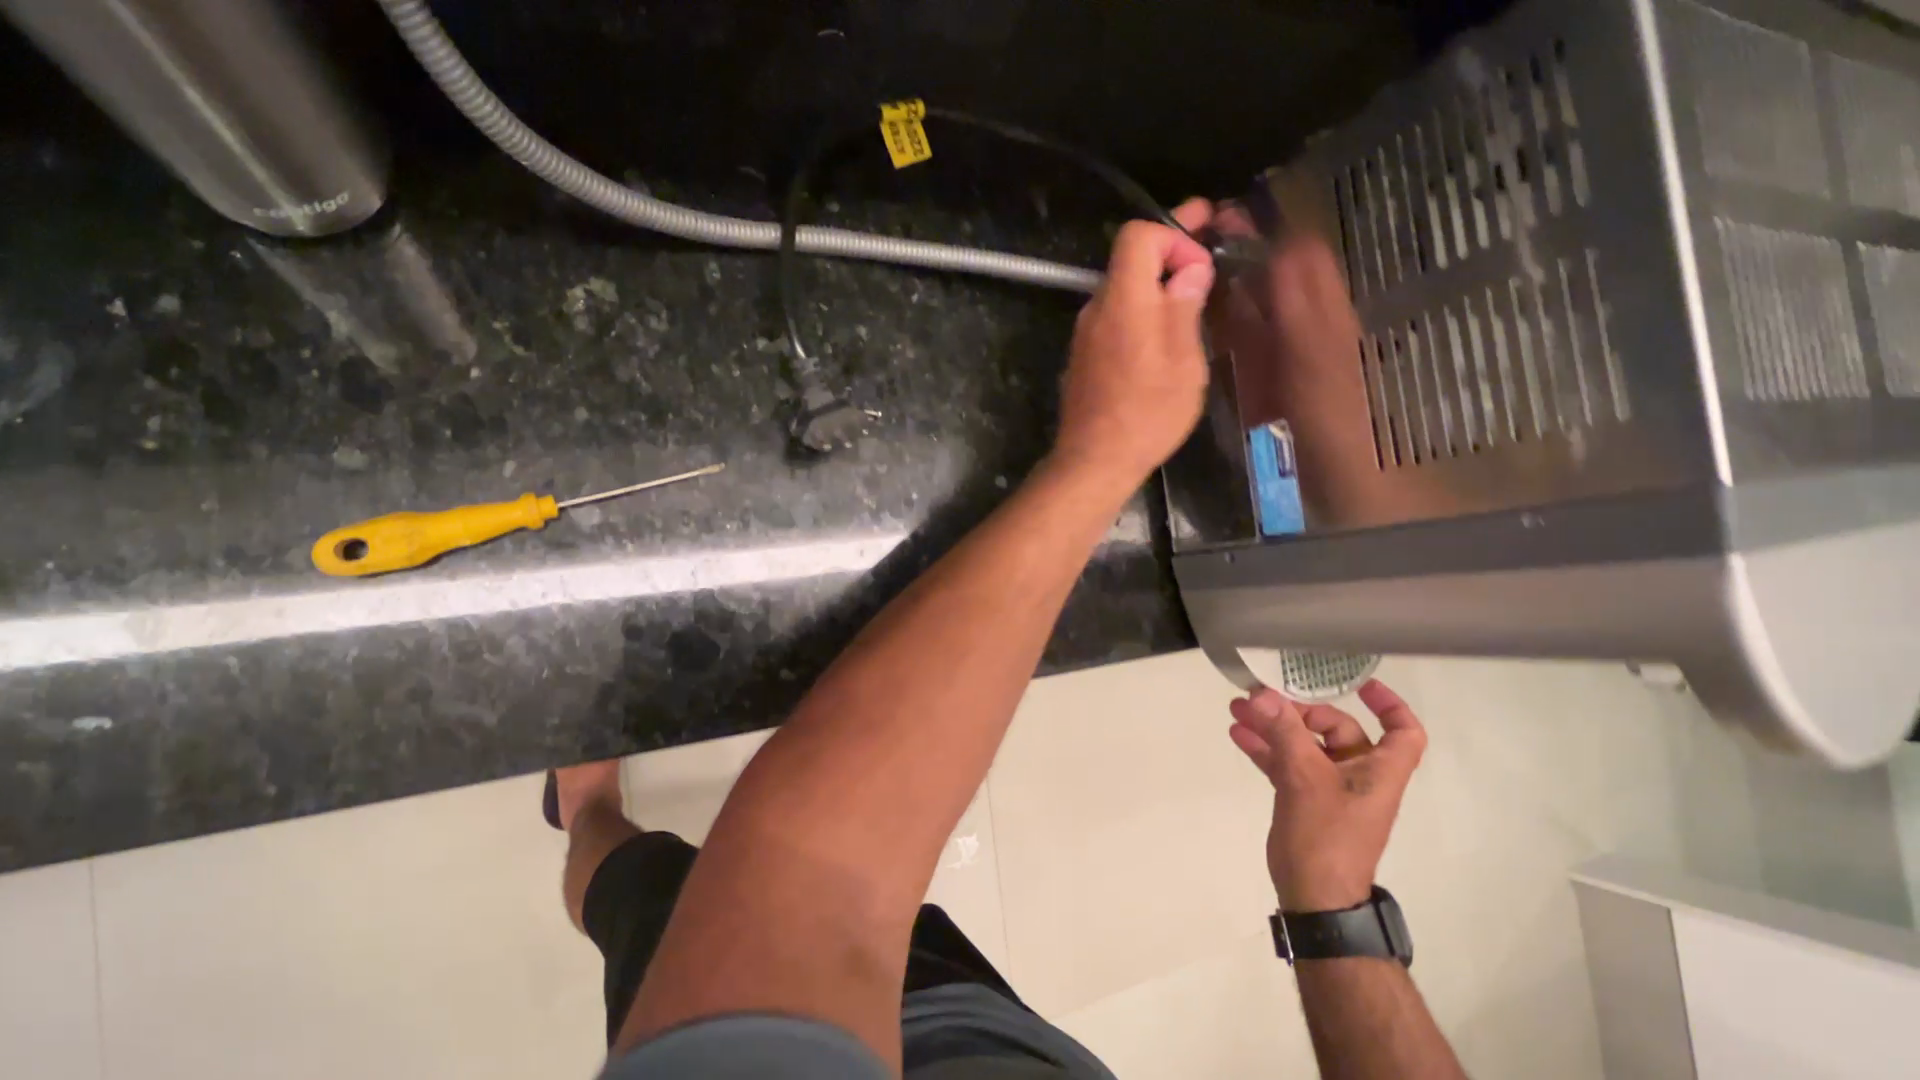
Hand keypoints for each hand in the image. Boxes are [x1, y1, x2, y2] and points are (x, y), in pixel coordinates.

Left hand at [1050, 199, 1214, 494]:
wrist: (1094, 460)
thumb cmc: (1147, 414)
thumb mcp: (1183, 362)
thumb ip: (1184, 307)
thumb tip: (1190, 269)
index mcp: (1124, 300)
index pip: (1138, 235)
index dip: (1174, 233)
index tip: (1204, 254)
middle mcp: (1097, 307)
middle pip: (1130, 259)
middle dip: (1171, 253)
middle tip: (1209, 258)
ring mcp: (1086, 332)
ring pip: (1124, 290)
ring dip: (1157, 286)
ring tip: (1194, 302)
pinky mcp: (1084, 355)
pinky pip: (1116, 317)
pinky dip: (1142, 312)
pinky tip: (1166, 338)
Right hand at [1228, 680, 1426, 912]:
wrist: (1315, 897)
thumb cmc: (1326, 836)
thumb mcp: (1305, 778)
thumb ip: (1284, 732)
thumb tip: (1263, 693)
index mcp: (1380, 770)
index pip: (1402, 730)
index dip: (1388, 704)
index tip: (1360, 685)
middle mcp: (1359, 775)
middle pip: (1337, 729)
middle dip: (1298, 711)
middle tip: (1263, 699)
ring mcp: (1330, 789)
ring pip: (1304, 745)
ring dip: (1273, 727)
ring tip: (1237, 708)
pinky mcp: (1304, 801)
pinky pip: (1286, 765)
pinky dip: (1265, 749)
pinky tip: (1238, 735)